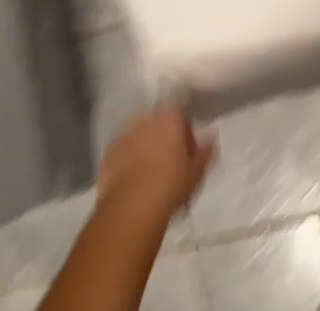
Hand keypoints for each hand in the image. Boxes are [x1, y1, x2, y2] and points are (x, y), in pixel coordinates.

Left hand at [96, 109, 216, 221]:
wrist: (132, 205)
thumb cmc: (171, 185)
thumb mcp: (197, 171)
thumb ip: (206, 150)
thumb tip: (211, 135)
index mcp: (169, 118)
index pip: (181, 115)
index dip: (186, 133)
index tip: (188, 153)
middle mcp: (145, 118)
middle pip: (158, 122)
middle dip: (164, 137)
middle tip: (171, 163)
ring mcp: (124, 133)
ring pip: (140, 135)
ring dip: (146, 146)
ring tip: (151, 173)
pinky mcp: (108, 150)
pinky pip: (123, 149)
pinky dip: (129, 158)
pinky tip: (134, 179)